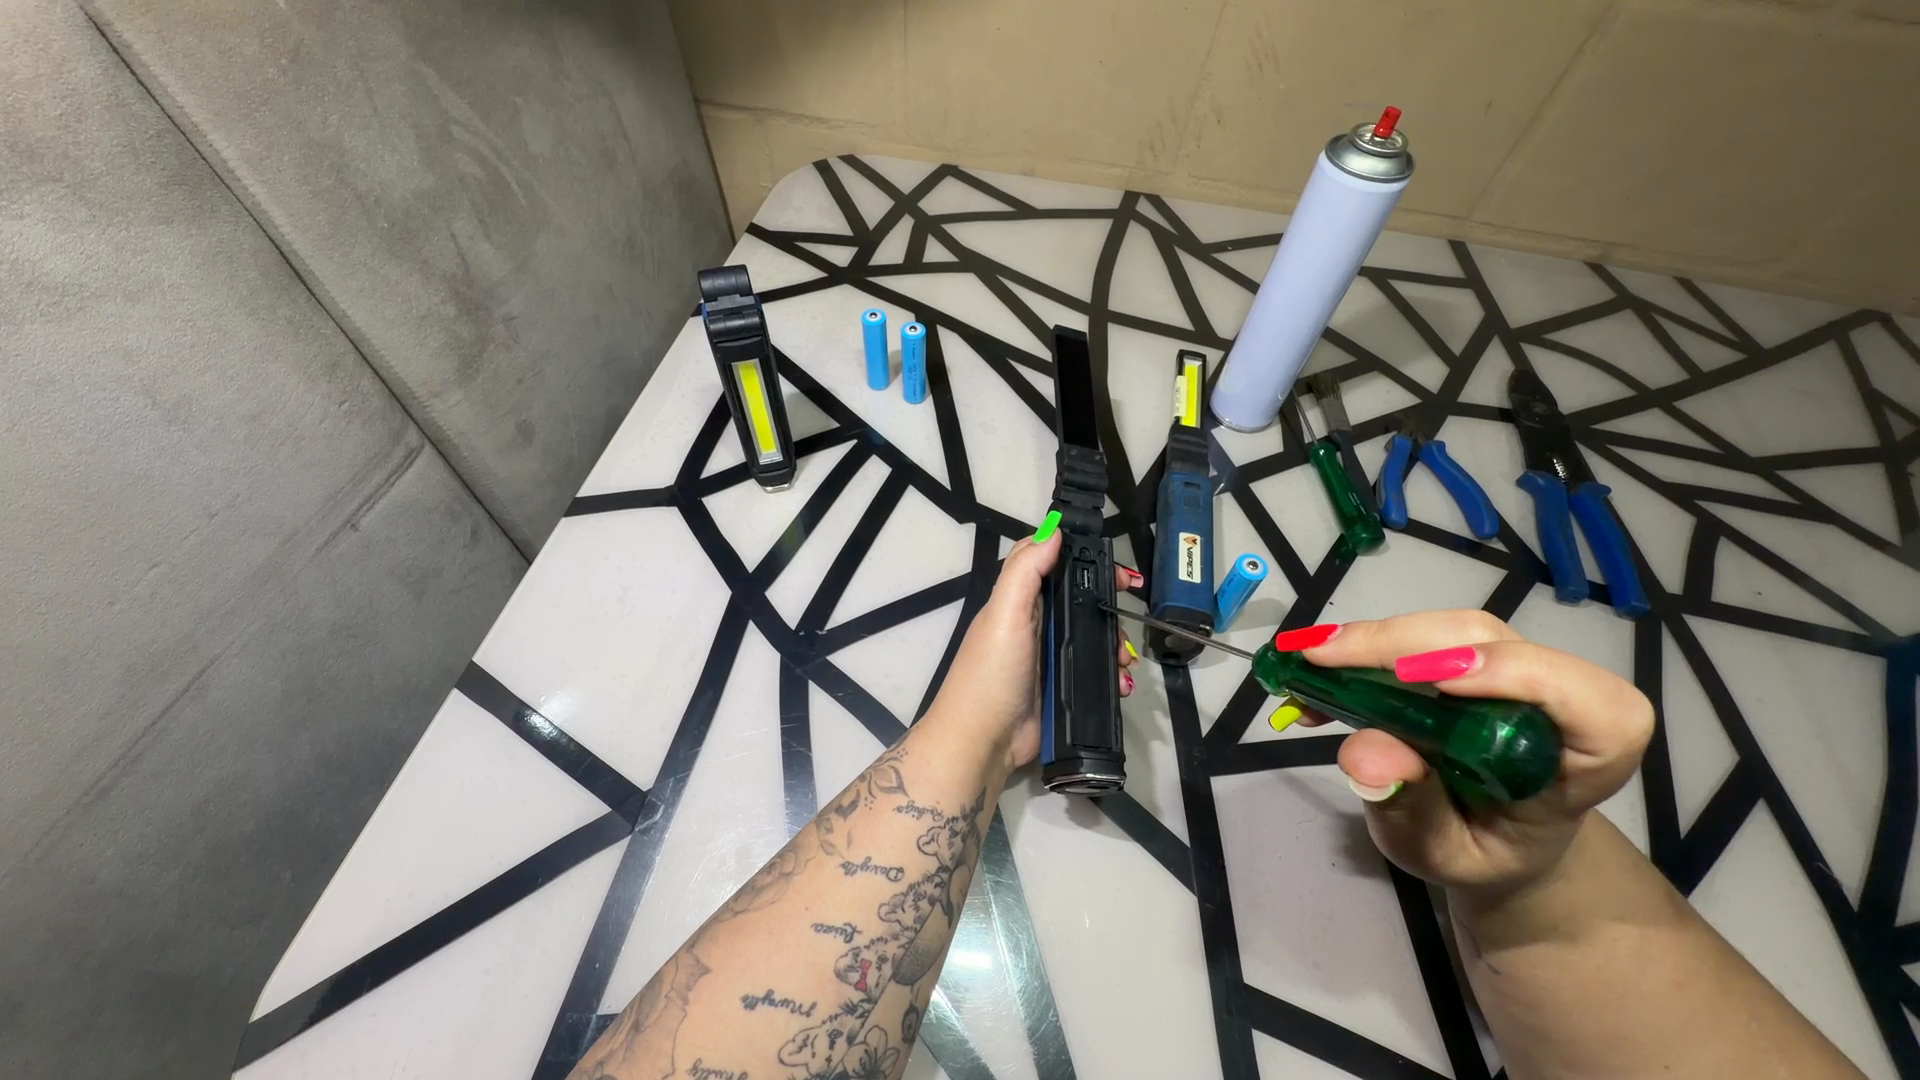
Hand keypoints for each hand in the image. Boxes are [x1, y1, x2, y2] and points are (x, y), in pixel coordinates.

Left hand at [932, 535, 1140, 769]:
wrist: (984, 740)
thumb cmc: (991, 671)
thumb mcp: (1005, 613)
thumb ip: (1026, 571)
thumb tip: (1053, 531)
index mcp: (1019, 600)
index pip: (1051, 563)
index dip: (1082, 555)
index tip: (1116, 564)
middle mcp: (1035, 623)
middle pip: (1081, 600)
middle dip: (1109, 604)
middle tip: (1131, 606)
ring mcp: (1050, 656)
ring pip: (1094, 636)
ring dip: (1116, 642)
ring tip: (1124, 658)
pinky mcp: (1062, 686)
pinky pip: (1095, 671)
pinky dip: (1113, 674)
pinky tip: (1121, 682)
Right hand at [1291, 610, 1652, 898]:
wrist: (1491, 838)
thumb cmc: (1481, 852)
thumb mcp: (1443, 853)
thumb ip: (1413, 810)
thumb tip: (1363, 756)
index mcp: (1577, 762)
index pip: (1595, 707)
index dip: (1528, 677)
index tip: (1442, 681)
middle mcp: (1545, 702)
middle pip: (1491, 642)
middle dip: (1401, 642)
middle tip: (1323, 658)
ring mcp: (1501, 673)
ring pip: (1447, 630)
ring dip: (1370, 639)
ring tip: (1306, 660)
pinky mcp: (1458, 661)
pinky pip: (1413, 639)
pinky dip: (1356, 650)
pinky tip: (1310, 673)